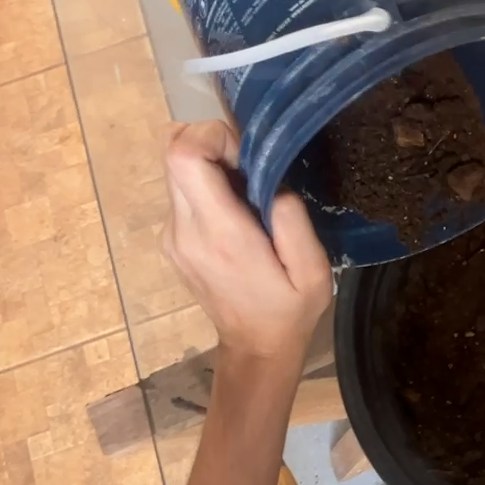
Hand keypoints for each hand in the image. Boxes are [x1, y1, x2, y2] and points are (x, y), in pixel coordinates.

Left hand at [161, 122, 330, 365]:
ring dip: (210, 166)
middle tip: (250, 172)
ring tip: (247, 199)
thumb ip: (293, 221)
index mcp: (221, 234)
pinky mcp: (171, 239)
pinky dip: (206, 187)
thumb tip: (272, 182)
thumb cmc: (290, 310)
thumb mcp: (313, 271)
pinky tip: (236, 217)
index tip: (249, 159)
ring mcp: (172, 236)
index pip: (184, 155)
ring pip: (175, 168)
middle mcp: (185, 230)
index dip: (215, 137)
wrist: (255, 347)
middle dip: (213, 145)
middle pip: (172, 151)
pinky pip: (181, 190)